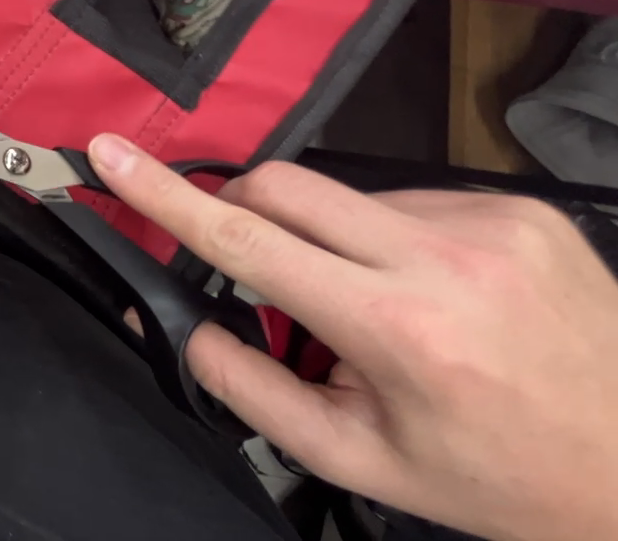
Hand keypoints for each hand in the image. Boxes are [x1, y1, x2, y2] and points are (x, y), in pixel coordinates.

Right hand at [88, 134, 617, 540]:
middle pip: (278, 187)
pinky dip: (381, 234)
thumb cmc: (501, 475)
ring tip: (376, 298)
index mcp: (398, 328)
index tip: (108, 153)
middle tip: (261, 270)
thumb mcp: (354, 454)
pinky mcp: (520, 209)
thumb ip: (241, 381)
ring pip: (335, 193)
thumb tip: (164, 315)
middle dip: (240, 212)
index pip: (244, 239)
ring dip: (322, 234)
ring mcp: (492, 223)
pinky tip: (428, 285)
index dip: (162, 194)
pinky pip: (397, 195)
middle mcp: (447, 259)